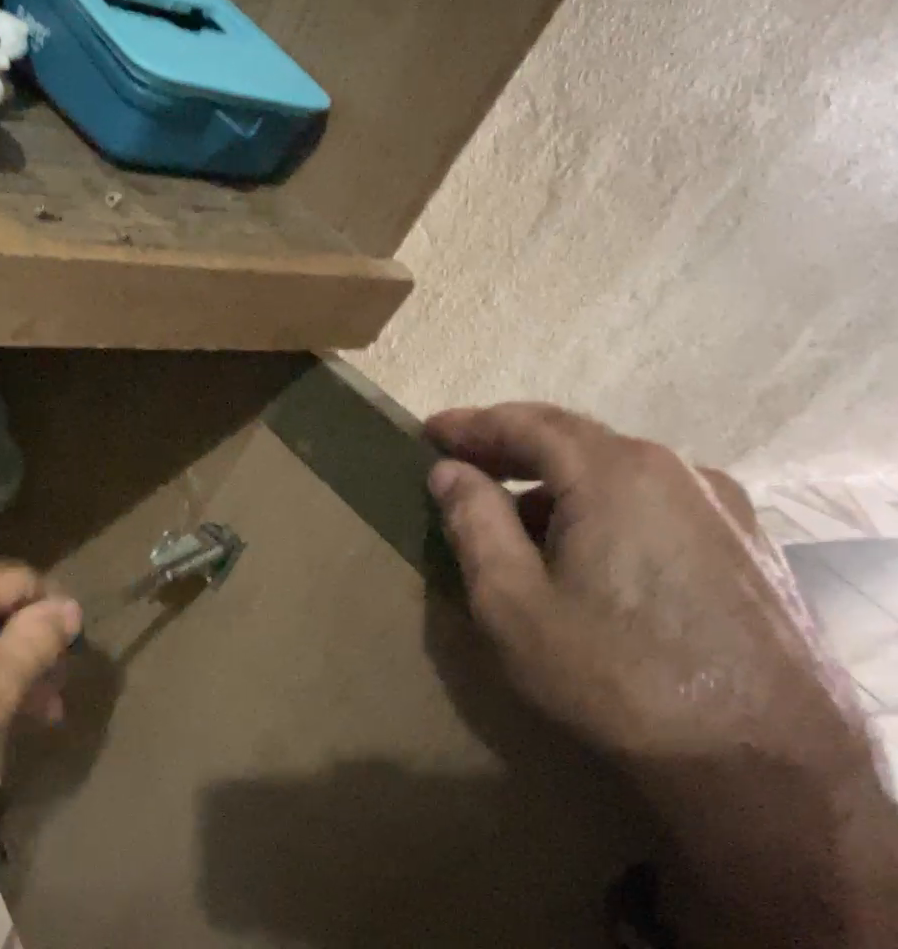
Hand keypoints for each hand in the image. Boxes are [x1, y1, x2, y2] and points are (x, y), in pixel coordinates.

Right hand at [425, 403, 896, 945]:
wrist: (763, 763)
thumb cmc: (613, 673)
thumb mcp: (510, 599)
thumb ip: (474, 522)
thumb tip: (451, 472)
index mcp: (616, 474)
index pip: (528, 423)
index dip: (470, 424)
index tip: (426, 434)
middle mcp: (679, 474)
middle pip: (577, 439)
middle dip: (511, 447)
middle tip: (459, 464)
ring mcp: (726, 510)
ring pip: (619, 472)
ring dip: (557, 481)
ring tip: (513, 514)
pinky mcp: (750, 550)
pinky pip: (656, 503)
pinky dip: (602, 506)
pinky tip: (583, 548)